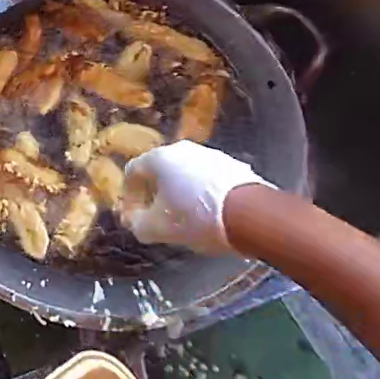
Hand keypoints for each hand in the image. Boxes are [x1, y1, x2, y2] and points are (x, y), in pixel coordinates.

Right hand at [121, 142, 272, 254]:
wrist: (250, 214)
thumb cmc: (196, 218)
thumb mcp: (158, 229)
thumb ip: (138, 223)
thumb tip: (134, 219)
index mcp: (160, 158)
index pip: (133, 171)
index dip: (129, 194)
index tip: (134, 214)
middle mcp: (183, 148)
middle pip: (160, 169)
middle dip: (155, 192)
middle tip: (158, 216)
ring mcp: (210, 154)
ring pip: (186, 173)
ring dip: (180, 192)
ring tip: (187, 218)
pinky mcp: (232, 164)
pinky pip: (207, 178)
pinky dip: (202, 192)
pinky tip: (210, 214)